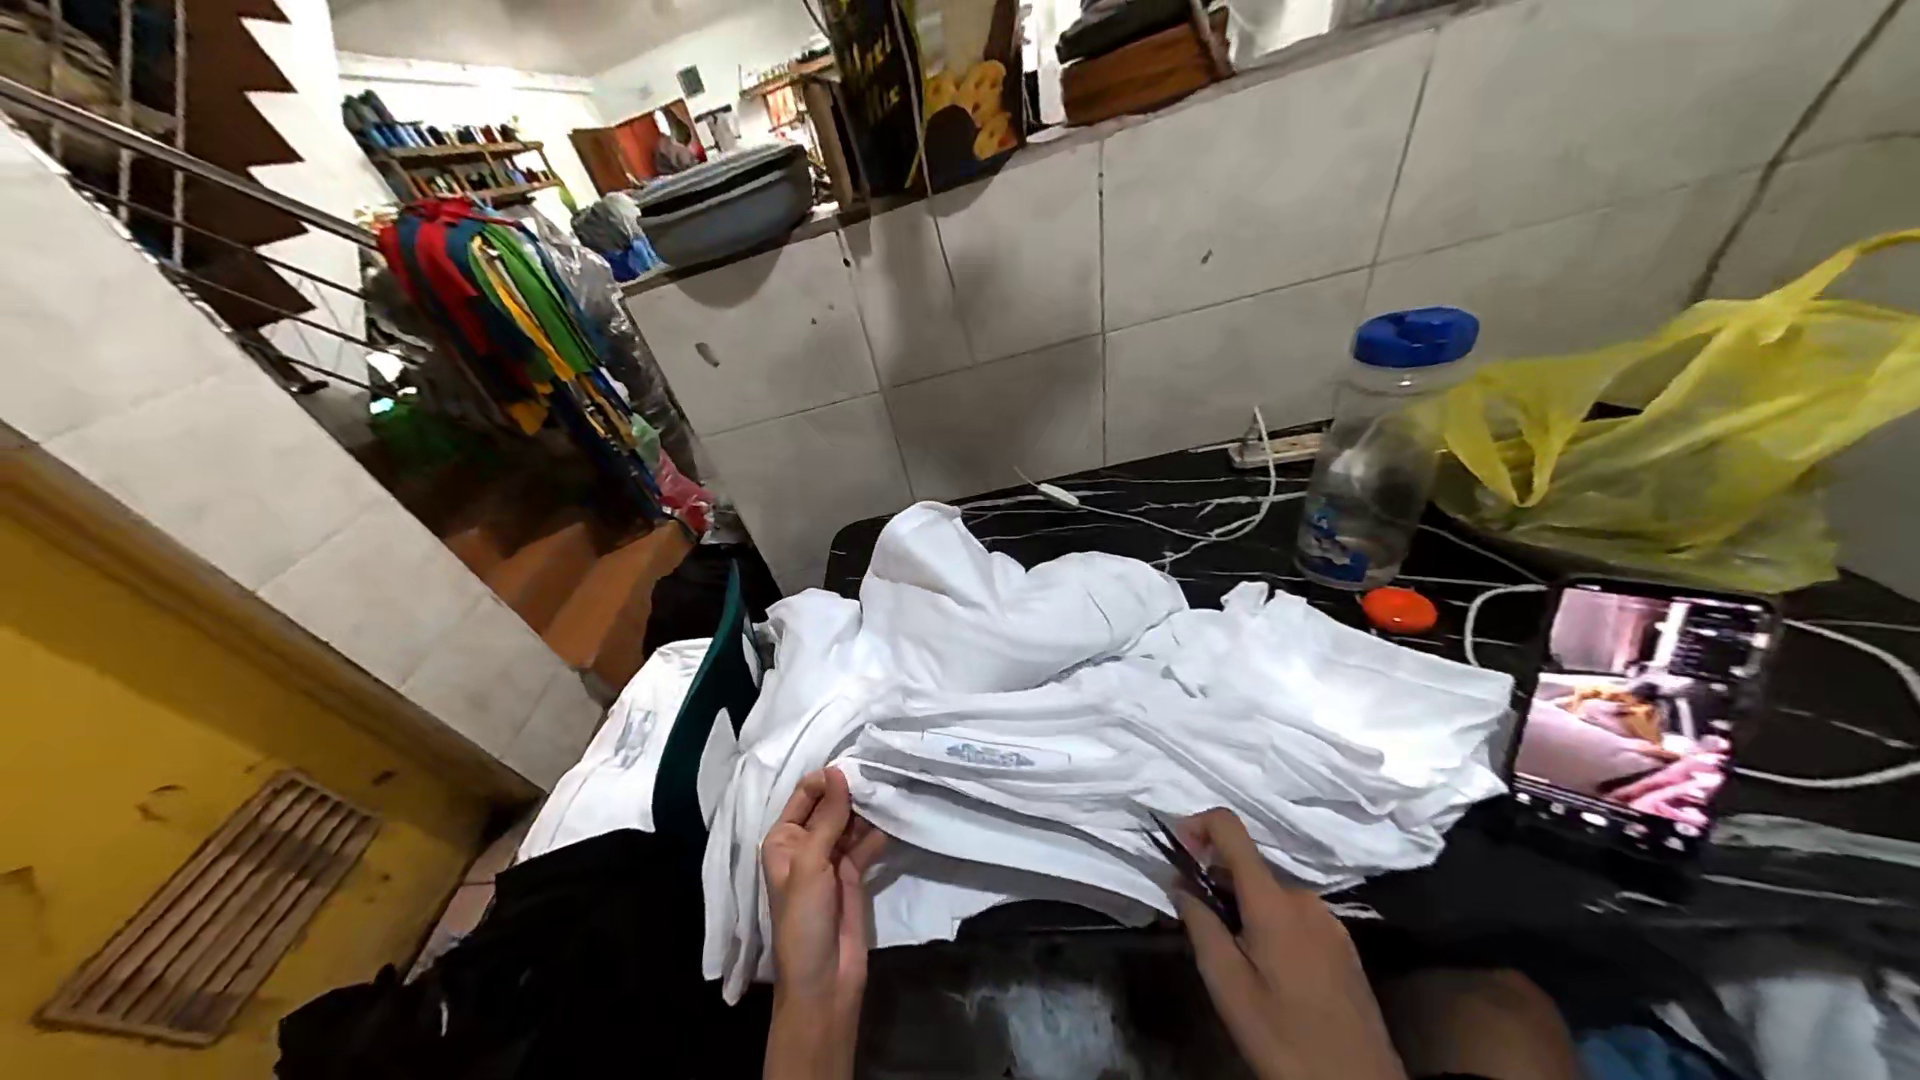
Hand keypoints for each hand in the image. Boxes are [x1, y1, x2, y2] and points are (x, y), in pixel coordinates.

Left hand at [762, 767, 886, 1079]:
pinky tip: (893, 820)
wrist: (825, 981)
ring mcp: (830, 859)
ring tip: (889, 793)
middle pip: (830, 806)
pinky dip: (877, 833)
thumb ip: (827, 817)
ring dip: (867, 810)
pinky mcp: (853, 873)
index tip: (854, 767)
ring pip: (850, 822)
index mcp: (783, 839)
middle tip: (879, 774)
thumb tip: (837, 771)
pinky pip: (865, 843)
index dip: (826, 780)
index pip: (804, 795)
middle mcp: (805, 844)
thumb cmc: (804, 920)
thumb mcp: (811, 865)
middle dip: (851, 793)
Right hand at [1173, 808, 1406, 1079]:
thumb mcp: (1227, 985)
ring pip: (1269, 892)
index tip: (1177, 850)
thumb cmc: (1285, 1038)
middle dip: (1215, 881)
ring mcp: (1329, 920)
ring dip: (1241, 905)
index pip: (1230, 829)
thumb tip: (1179, 882)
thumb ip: (1199, 923)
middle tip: (1198, 921)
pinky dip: (1268, 921)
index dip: (1197, 824)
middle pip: (1248, 865)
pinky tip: (1266, 967)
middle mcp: (1304, 898)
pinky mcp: (1343, 944)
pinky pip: (1293, 913)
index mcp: (1274, 901)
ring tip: (1232, 953)